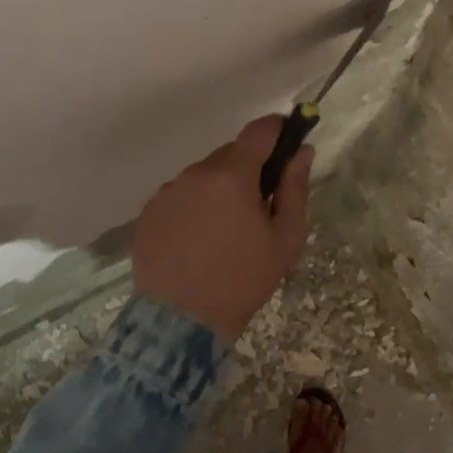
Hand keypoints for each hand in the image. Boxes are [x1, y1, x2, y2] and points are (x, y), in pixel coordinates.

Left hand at [132, 115, 313, 341]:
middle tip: (261, 204)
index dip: (279, 128)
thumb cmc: (243, 280)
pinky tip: (200, 239)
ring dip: (221, 187)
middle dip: (250, 168)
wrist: (181, 323)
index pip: (259, 130)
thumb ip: (296, 188)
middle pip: (232, 153)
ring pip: (205, 174)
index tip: (290, 139)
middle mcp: (196, 173)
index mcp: (233, 175)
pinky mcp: (149, 212)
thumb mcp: (285, 238)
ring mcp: (168, 191)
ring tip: (227, 229)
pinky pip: (182, 195)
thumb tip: (303, 152)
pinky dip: (196, 205)